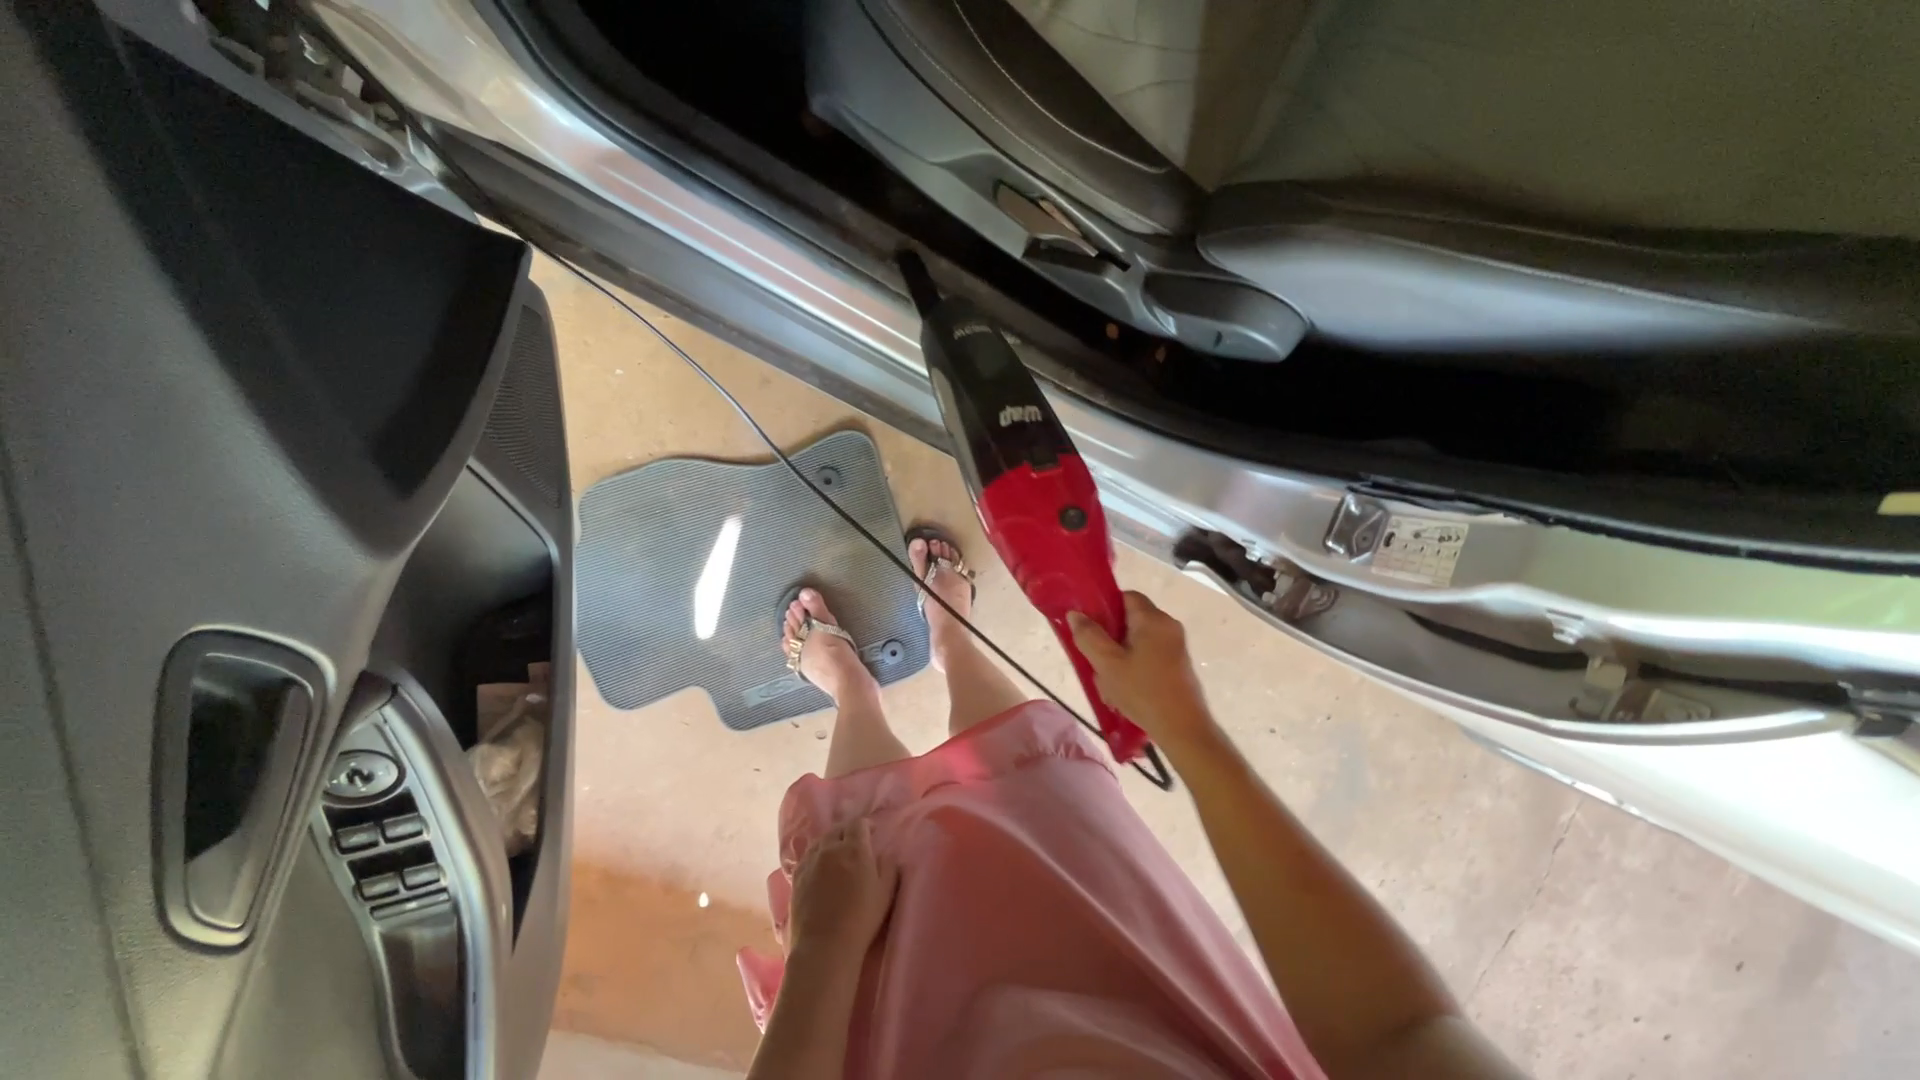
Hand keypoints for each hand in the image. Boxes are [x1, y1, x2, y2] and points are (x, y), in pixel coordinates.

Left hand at [788, 818, 897, 957]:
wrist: (824, 945)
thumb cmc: (861, 919)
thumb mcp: (885, 893)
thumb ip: (889, 867)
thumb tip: (886, 853)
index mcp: (854, 849)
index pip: (858, 824)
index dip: (866, 825)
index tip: (872, 832)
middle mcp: (830, 849)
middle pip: (837, 829)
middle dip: (848, 831)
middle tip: (855, 842)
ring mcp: (810, 861)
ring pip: (820, 841)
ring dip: (831, 841)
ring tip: (837, 852)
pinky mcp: (796, 876)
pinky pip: (807, 856)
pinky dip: (816, 854)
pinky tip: (819, 865)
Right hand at [1068, 591, 1218, 750]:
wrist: (1183, 728)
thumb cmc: (1143, 692)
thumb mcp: (1107, 664)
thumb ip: (1089, 636)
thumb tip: (1075, 613)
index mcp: (1153, 619)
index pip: (1126, 596)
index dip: (1104, 607)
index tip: (1089, 627)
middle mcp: (1168, 626)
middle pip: (1131, 618)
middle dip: (1109, 636)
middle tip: (1093, 656)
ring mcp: (1176, 646)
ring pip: (1138, 639)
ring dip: (1119, 654)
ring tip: (1107, 678)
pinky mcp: (1178, 664)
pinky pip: (1150, 654)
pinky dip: (1134, 664)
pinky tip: (1124, 688)